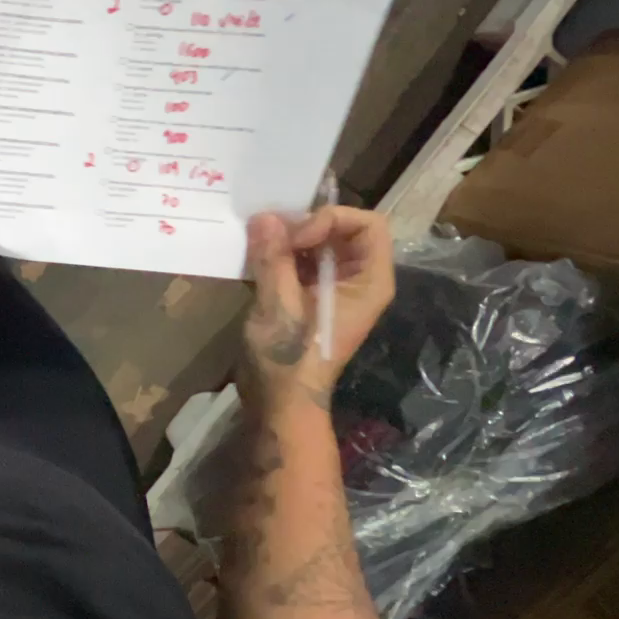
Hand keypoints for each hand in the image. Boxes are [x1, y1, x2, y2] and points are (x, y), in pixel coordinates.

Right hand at [239, 205, 394, 413]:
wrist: (278, 401)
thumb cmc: (290, 358)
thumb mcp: (280, 307)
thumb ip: (273, 260)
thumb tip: (263, 217)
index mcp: (368, 281)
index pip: (366, 225)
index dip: (330, 220)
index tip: (293, 237)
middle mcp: (355, 281)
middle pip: (339, 232)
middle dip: (303, 225)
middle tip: (266, 231)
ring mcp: (328, 290)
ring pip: (314, 248)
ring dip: (284, 240)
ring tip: (254, 242)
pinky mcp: (303, 300)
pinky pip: (295, 266)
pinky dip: (275, 257)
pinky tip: (250, 259)